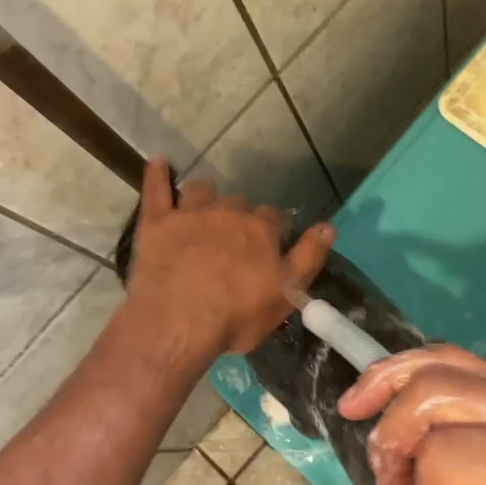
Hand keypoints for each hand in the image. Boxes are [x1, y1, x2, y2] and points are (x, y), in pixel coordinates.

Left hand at [124, 159, 333, 355]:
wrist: (178, 322)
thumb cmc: (236, 315)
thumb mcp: (287, 294)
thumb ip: (309, 257)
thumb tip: (329, 227)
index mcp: (260, 230)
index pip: (273, 218)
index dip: (271, 230)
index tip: (268, 245)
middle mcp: (228, 213)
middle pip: (238, 203)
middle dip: (238, 215)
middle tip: (233, 239)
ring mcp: (190, 214)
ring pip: (202, 190)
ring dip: (205, 195)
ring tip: (203, 205)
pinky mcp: (157, 223)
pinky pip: (156, 189)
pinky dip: (157, 174)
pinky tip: (159, 162)